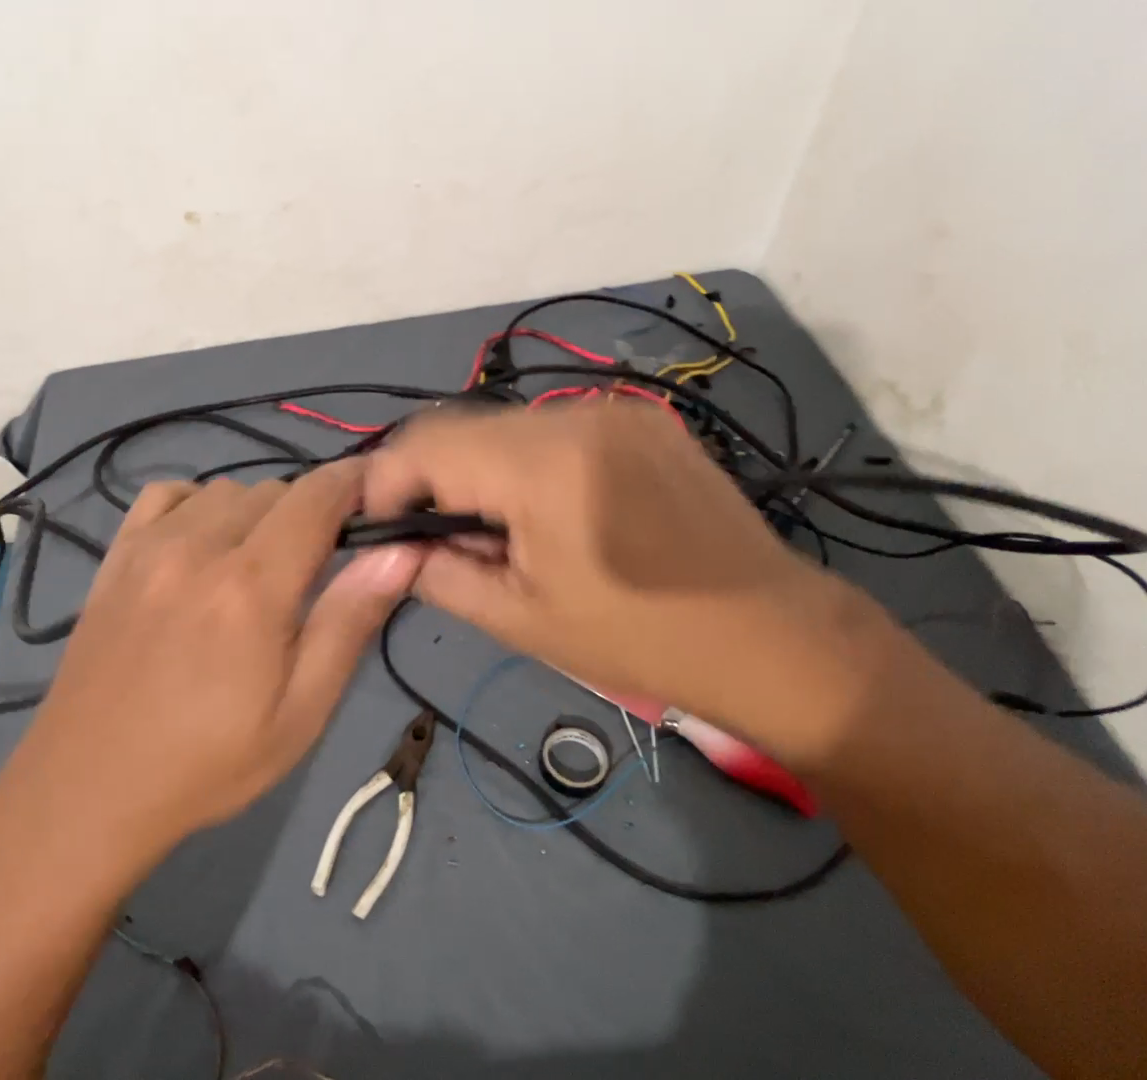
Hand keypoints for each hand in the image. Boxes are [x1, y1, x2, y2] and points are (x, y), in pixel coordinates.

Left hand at [14, 460, 422, 854]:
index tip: (376, 504)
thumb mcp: (300, 712)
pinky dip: (196, 505)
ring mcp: (147, 548)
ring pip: (222, 490)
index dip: (355, 485)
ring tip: (258, 567)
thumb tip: (401, 551)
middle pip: (273, 490)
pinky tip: (201, 547)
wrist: (91, 786)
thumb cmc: (209, 763)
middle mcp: (196, 547)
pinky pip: (164, 496)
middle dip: (309, 513)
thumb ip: (348, 622)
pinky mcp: (114, 559)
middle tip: (317, 569)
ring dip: (256, 512)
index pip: (316, 496)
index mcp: (250, 586)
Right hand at [362, 400, 881, 754]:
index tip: (377, 527)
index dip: (384, 481)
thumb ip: (439, 573)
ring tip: (492, 533)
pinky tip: (543, 513)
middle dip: (430, 478)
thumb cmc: (637, 638)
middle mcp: (576, 416)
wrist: (769, 634)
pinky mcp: (643, 421)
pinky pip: (554, 431)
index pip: (426, 444)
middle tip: (431, 538)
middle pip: (463, 428)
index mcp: (542, 464)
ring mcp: (616, 412)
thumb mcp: (518, 619)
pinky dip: (524, 464)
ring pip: (507, 427)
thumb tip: (396, 546)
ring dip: (477, 471)